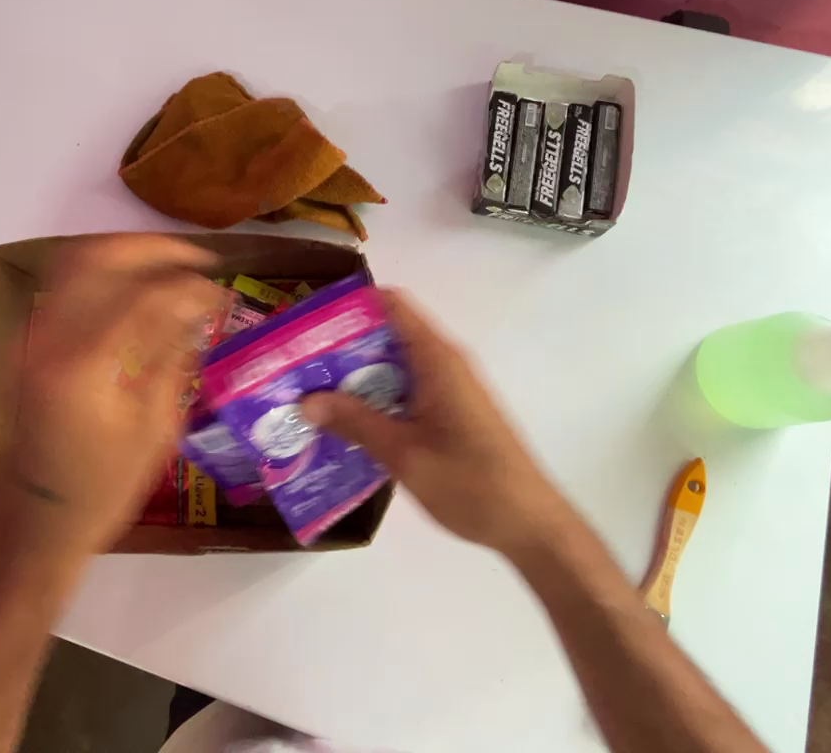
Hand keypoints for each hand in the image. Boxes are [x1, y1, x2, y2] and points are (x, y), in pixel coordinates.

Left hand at [0, 235, 224, 562]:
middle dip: (154, 248)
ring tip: (169, 262)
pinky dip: (103, 270)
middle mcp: (51, 338)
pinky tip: (136, 282)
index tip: (221, 288)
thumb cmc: (101, 491)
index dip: (189, 284)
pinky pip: (65, 282)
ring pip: (77, 261)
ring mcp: (32, 335)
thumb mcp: (153, 430)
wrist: (31, 522)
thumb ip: (172, 359)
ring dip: (127, 252)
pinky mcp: (28, 340)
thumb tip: (200, 308)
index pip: (145, 296)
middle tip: (196, 258)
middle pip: (101, 258)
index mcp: (86, 367)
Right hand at [301, 290, 566, 554]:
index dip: (351, 304)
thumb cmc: (471, 483)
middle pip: (387, 334)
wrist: (533, 526)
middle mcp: (445, 363)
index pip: (392, 304)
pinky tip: (346, 423)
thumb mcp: (403, 453)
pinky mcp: (451, 413)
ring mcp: (450, 388)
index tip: (310, 321)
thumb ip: (354, 422)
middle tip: (297, 365)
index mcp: (437, 358)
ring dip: (356, 376)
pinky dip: (376, 398)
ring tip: (310, 393)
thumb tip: (305, 399)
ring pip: (394, 366)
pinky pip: (406, 390)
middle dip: (342, 346)